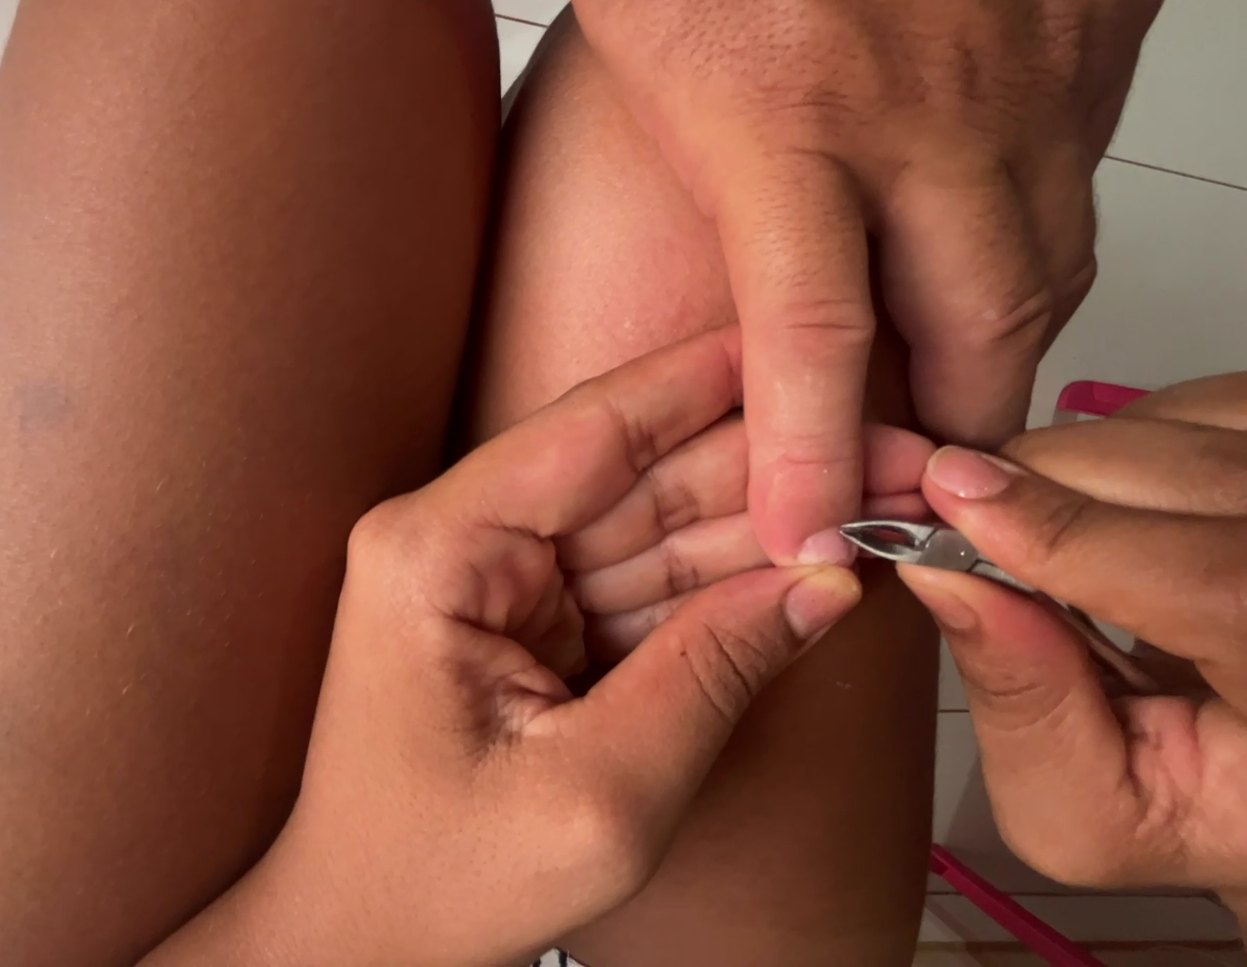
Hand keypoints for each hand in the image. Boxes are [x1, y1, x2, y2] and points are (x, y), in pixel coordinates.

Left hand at [149, 329, 862, 965]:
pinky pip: (640, 576)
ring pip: (648, 520)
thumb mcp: (595, 796)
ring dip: (757, 513)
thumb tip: (824, 581)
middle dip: (760, 460)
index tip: (794, 338)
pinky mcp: (529, 612)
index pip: (588, 430)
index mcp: (436, 551)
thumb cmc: (436, 878)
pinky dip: (722, 573)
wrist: (365, 928)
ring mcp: (496, 574)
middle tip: (882, 446)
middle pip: (631, 470)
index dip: (702, 380)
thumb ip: (712, 673)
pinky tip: (803, 555)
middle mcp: (459, 540)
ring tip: (869, 497)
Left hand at [553, 0, 1171, 558]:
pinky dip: (1031, 211)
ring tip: (951, 372)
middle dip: (954, 417)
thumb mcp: (655, 86)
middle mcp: (928, 98)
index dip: (818, 464)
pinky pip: (1081, 146)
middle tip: (919, 468)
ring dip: (1000, 328)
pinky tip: (984, 221)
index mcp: (783, 126)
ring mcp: (1032, 38)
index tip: (812, 542)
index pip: (814, 346)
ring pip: (1046, 248)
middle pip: (976, 323)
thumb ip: (729, 204)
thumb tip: (787, 304)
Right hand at [901, 343, 1246, 960]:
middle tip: (973, 490)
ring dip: (1128, 434)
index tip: (954, 495)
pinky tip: (1149, 465)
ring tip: (1063, 488)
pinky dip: (1197, 404)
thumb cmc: (1208, 813)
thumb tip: (939, 567)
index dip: (1088, 533)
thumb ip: (1015, 703)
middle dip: (1069, 470)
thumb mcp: (1079, 811)